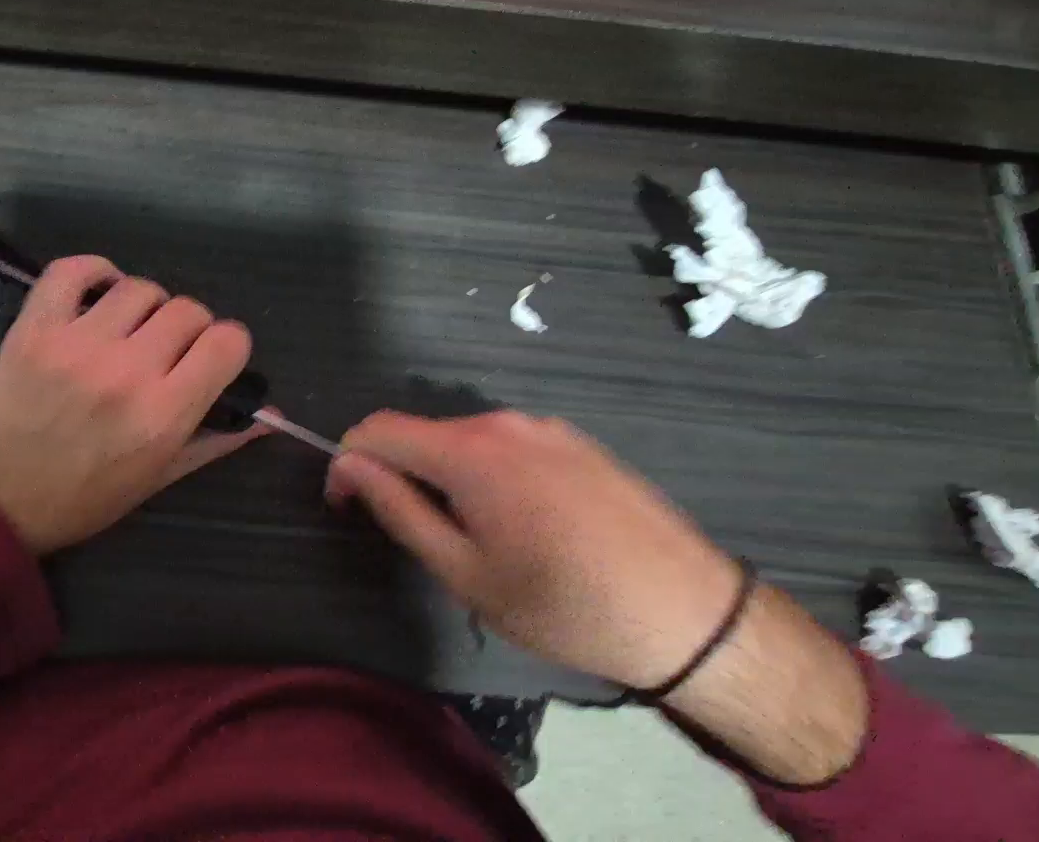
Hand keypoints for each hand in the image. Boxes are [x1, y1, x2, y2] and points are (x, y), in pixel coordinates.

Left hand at [0, 255, 267, 553]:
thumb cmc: (81, 499)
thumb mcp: (156, 479)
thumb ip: (215, 442)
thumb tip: (267, 415)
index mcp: (164, 414)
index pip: (228, 342)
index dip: (228, 345)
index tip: (211, 357)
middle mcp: (128, 370)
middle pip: (187, 309)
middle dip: (189, 327)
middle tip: (165, 349)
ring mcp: (78, 343)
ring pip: (139, 287)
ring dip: (144, 305)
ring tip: (127, 328)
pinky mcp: (35, 327)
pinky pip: (72, 270)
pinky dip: (94, 270)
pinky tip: (99, 291)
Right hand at [329, 410, 866, 783]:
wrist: (692, 615)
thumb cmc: (564, 605)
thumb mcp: (465, 572)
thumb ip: (399, 509)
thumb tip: (347, 466)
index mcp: (470, 451)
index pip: (376, 429)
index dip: (345, 461)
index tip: (345, 506)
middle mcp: (504, 423)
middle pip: (420, 433)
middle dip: (398, 473)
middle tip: (417, 537)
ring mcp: (546, 427)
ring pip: (462, 440)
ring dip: (443, 476)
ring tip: (473, 539)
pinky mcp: (576, 441)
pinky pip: (505, 445)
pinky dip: (484, 473)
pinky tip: (520, 524)